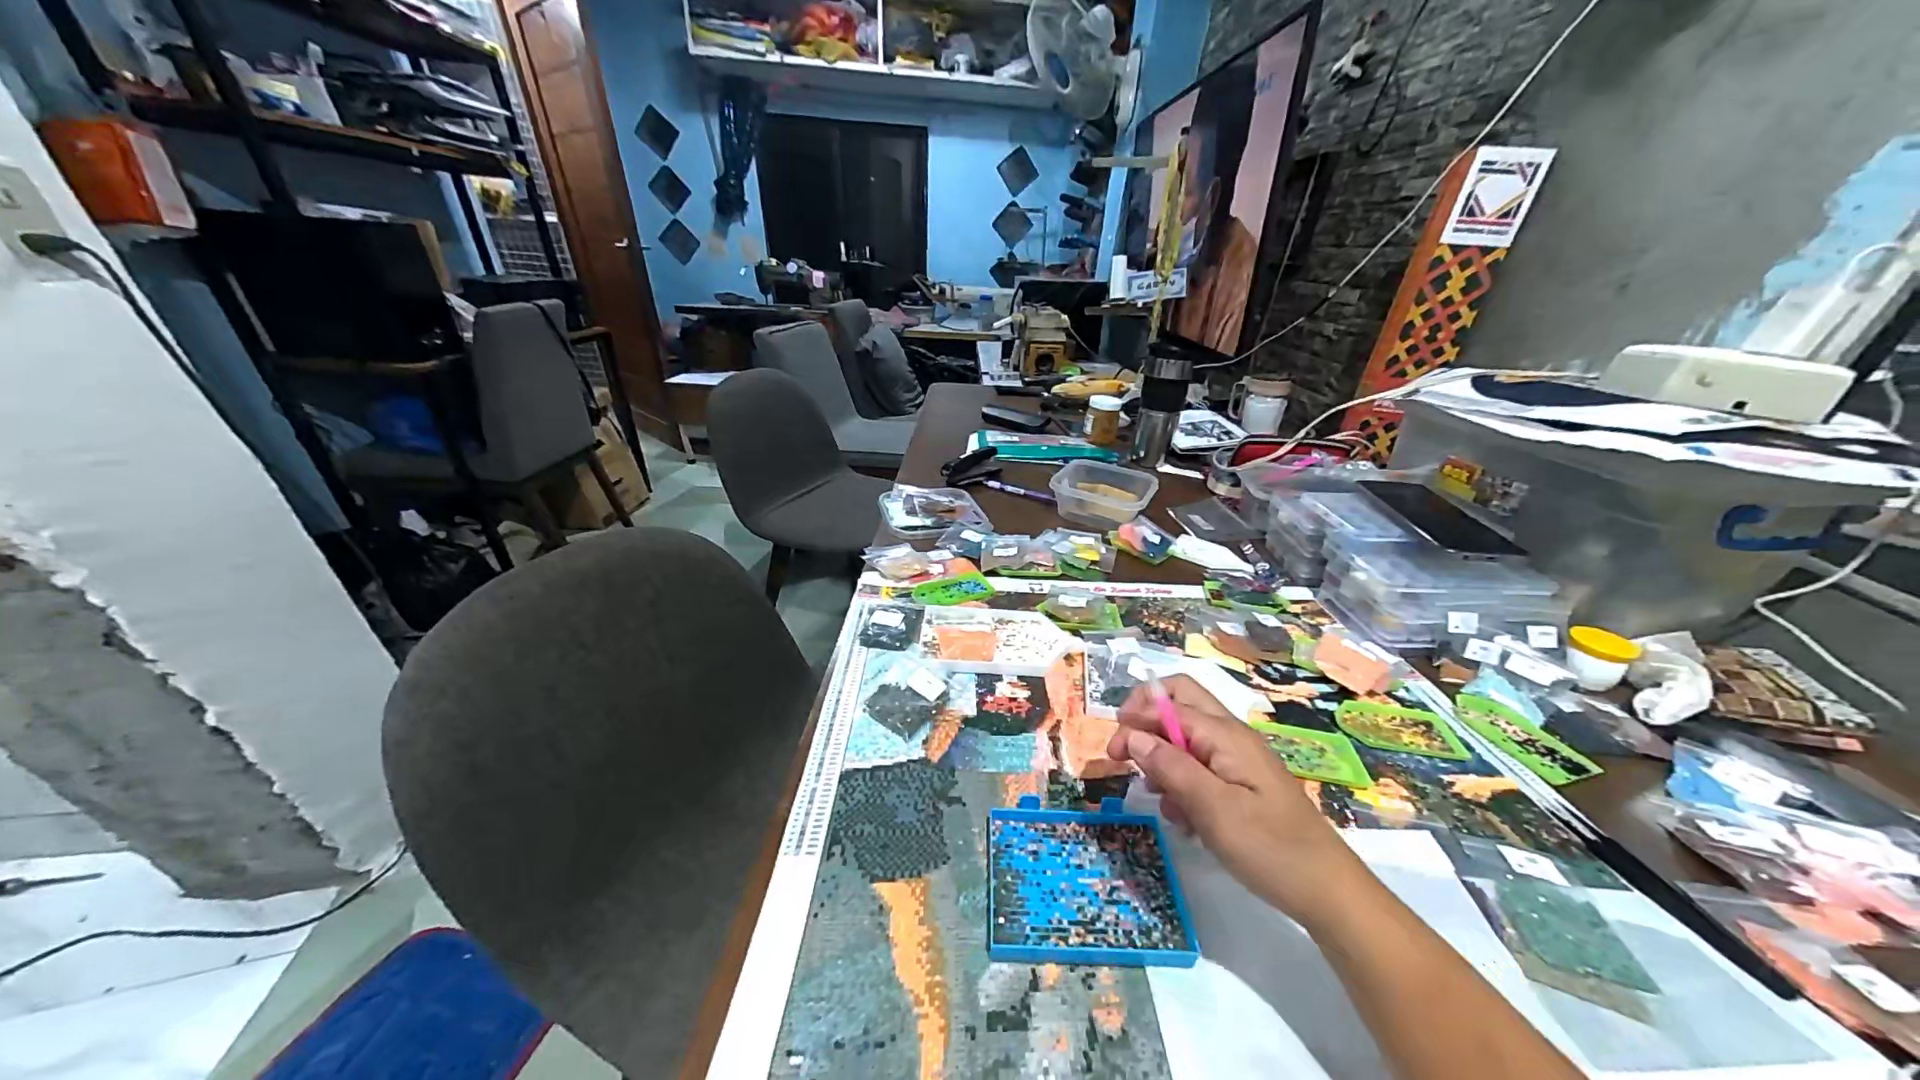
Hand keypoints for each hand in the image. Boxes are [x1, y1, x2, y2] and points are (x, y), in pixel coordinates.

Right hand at [1108, 675, 1373, 927]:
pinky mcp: (1242, 783)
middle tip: (1128, 757)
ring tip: (1160, 798)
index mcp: (1225, 735)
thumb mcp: (1212, 809)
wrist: (1328, 891)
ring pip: (1187, 735)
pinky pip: (1201, 765)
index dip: (1134, 721)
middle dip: (1146, 722)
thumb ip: (1170, 767)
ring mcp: (1239, 759)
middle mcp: (1232, 736)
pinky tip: (1184, 817)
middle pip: (1180, 701)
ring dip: (1163, 756)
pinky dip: (1182, 780)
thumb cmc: (1269, 848)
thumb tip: (1132, 734)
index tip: (1114, 756)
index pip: (1167, 705)